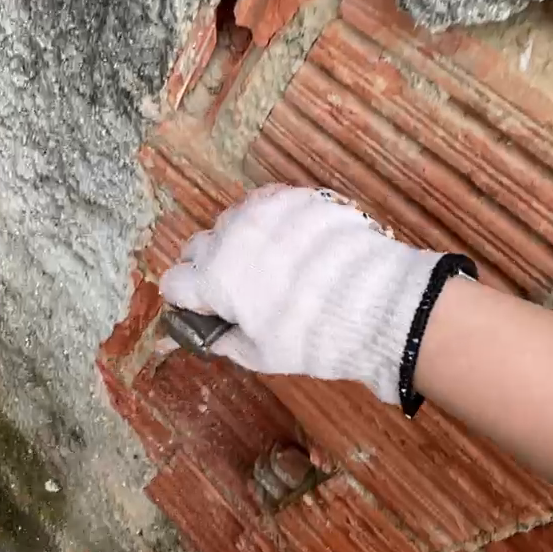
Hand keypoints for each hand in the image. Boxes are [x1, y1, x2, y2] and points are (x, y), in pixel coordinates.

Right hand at [158, 184, 473, 405]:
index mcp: (213, 279)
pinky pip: (264, 204)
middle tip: (241, 290)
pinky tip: (292, 242)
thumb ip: (224, 341)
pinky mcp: (291, 197)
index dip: (187, 299)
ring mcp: (260, 212)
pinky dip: (269, 221)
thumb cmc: (314, 336)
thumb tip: (207, 335)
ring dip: (239, 241)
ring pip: (231, 223)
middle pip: (197, 248)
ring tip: (273, 264)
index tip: (206, 308)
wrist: (379, 304)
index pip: (173, 282)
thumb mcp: (262, 354)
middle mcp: (228, 238)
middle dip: (209, 268)